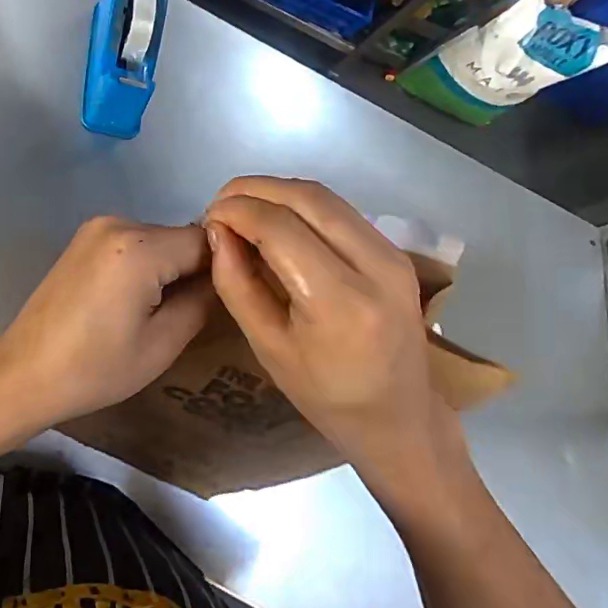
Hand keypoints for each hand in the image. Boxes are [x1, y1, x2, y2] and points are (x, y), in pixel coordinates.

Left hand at [0, 216, 216, 432]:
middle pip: (181, 237)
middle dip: (192, 269)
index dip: (223, 269)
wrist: (25, 371)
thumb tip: (222, 276)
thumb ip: (202, 300)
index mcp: (139, 247)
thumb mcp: (163, 343)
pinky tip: (133, 300)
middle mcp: (118, 223)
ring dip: (168, 267)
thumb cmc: (96, 367)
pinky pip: (133, 243)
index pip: (206, 241)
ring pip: (159, 240)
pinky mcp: (84, 237)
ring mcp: (97, 227)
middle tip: (191, 312)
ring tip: (157, 311)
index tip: (224, 300)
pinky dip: (144, 264)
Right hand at [204, 177, 469, 490]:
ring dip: (276, 192)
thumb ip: (236, 283)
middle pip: (305, 198)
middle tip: (220, 206)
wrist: (399, 416)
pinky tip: (276, 220)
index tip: (208, 218)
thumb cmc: (325, 395)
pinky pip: (339, 210)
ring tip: (242, 209)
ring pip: (324, 196)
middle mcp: (375, 266)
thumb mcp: (267, 346)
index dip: (237, 211)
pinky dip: (300, 204)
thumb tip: (216, 230)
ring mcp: (392, 254)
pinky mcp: (395, 251)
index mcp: (341, 302)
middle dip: (253, 191)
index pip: (280, 228)